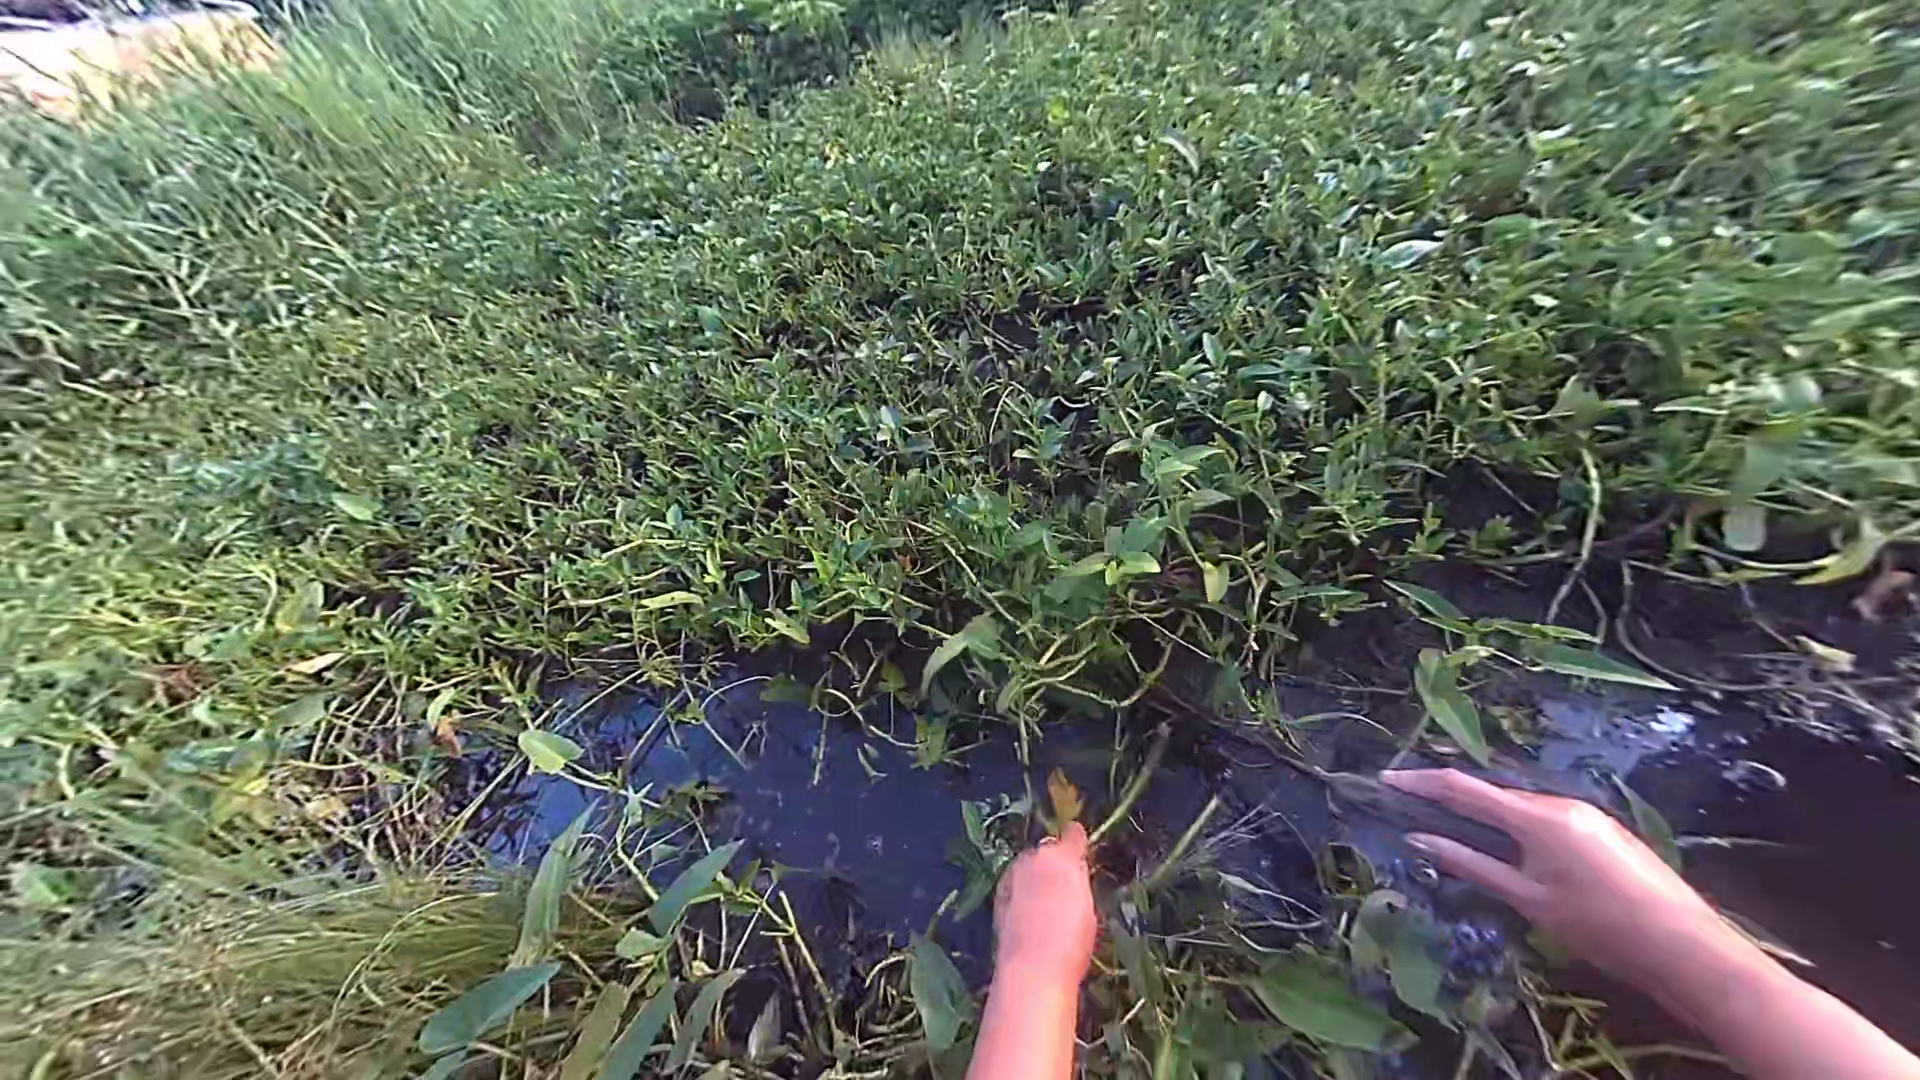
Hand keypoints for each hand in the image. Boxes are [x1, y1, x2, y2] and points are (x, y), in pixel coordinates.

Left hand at [993, 821, 1095, 987]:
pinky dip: (1021, 892)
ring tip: (1044, 904)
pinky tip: (1026, 915)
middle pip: (1047, 851)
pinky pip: (1015, 885)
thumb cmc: (1072, 943)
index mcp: (1064, 857)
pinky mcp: (998, 892)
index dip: (1076, 841)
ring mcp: (1014, 873)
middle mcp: (1036, 857)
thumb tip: (1074, 873)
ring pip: (1028, 867)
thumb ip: (1079, 884)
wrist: (1032, 968)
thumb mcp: (1088, 910)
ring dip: (1035, 876)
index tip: (1079, 847)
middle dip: (1054, 863)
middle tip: (1063, 888)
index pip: (1072, 835)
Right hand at [1384, 770, 1919, 1079]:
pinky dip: (1516, 824)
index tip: (1386, 778)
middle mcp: (1560, 804)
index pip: (1461, 788)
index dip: (1419, 781)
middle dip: (1451, 799)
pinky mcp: (1605, 830)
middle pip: (1490, 794)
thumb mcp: (1528, 900)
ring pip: (1518, 805)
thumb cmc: (1605, 930)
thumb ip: (1469, 863)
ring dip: (1485, 814)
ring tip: (1460, 831)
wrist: (1703, 960)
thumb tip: (1416, 837)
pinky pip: (1544, 816)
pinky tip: (1513, 848)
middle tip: (1417, 809)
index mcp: (1536, 817)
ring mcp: (1587, 815)